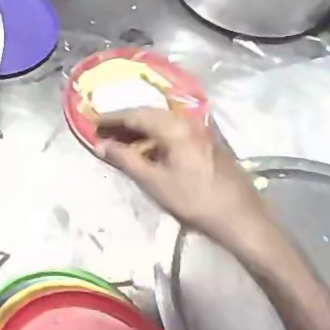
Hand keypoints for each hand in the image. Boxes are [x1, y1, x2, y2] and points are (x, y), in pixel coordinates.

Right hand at [96, 108, 266, 247]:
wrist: (238, 215)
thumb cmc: (194, 199)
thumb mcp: (154, 181)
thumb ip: (126, 159)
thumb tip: (101, 145)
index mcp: (174, 127)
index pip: (135, 114)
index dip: (111, 118)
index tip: (92, 123)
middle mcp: (187, 120)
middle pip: (148, 113)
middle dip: (123, 121)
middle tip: (102, 130)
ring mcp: (198, 128)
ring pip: (161, 121)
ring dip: (138, 128)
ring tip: (118, 139)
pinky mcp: (204, 139)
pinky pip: (172, 128)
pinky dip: (154, 134)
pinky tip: (144, 147)